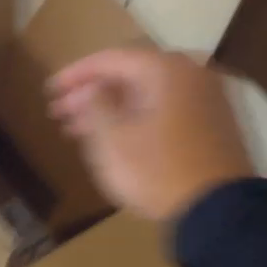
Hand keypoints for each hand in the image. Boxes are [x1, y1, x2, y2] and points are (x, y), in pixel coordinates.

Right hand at [47, 48, 256, 221]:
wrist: (216, 207)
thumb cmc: (156, 172)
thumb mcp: (112, 141)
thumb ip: (94, 107)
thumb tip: (88, 89)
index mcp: (165, 70)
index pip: (111, 59)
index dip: (75, 74)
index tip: (50, 90)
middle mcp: (191, 72)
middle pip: (131, 75)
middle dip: (92, 93)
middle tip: (60, 113)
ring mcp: (207, 97)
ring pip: (147, 94)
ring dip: (112, 108)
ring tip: (80, 130)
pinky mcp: (213, 122)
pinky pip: (165, 109)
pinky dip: (136, 117)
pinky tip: (117, 138)